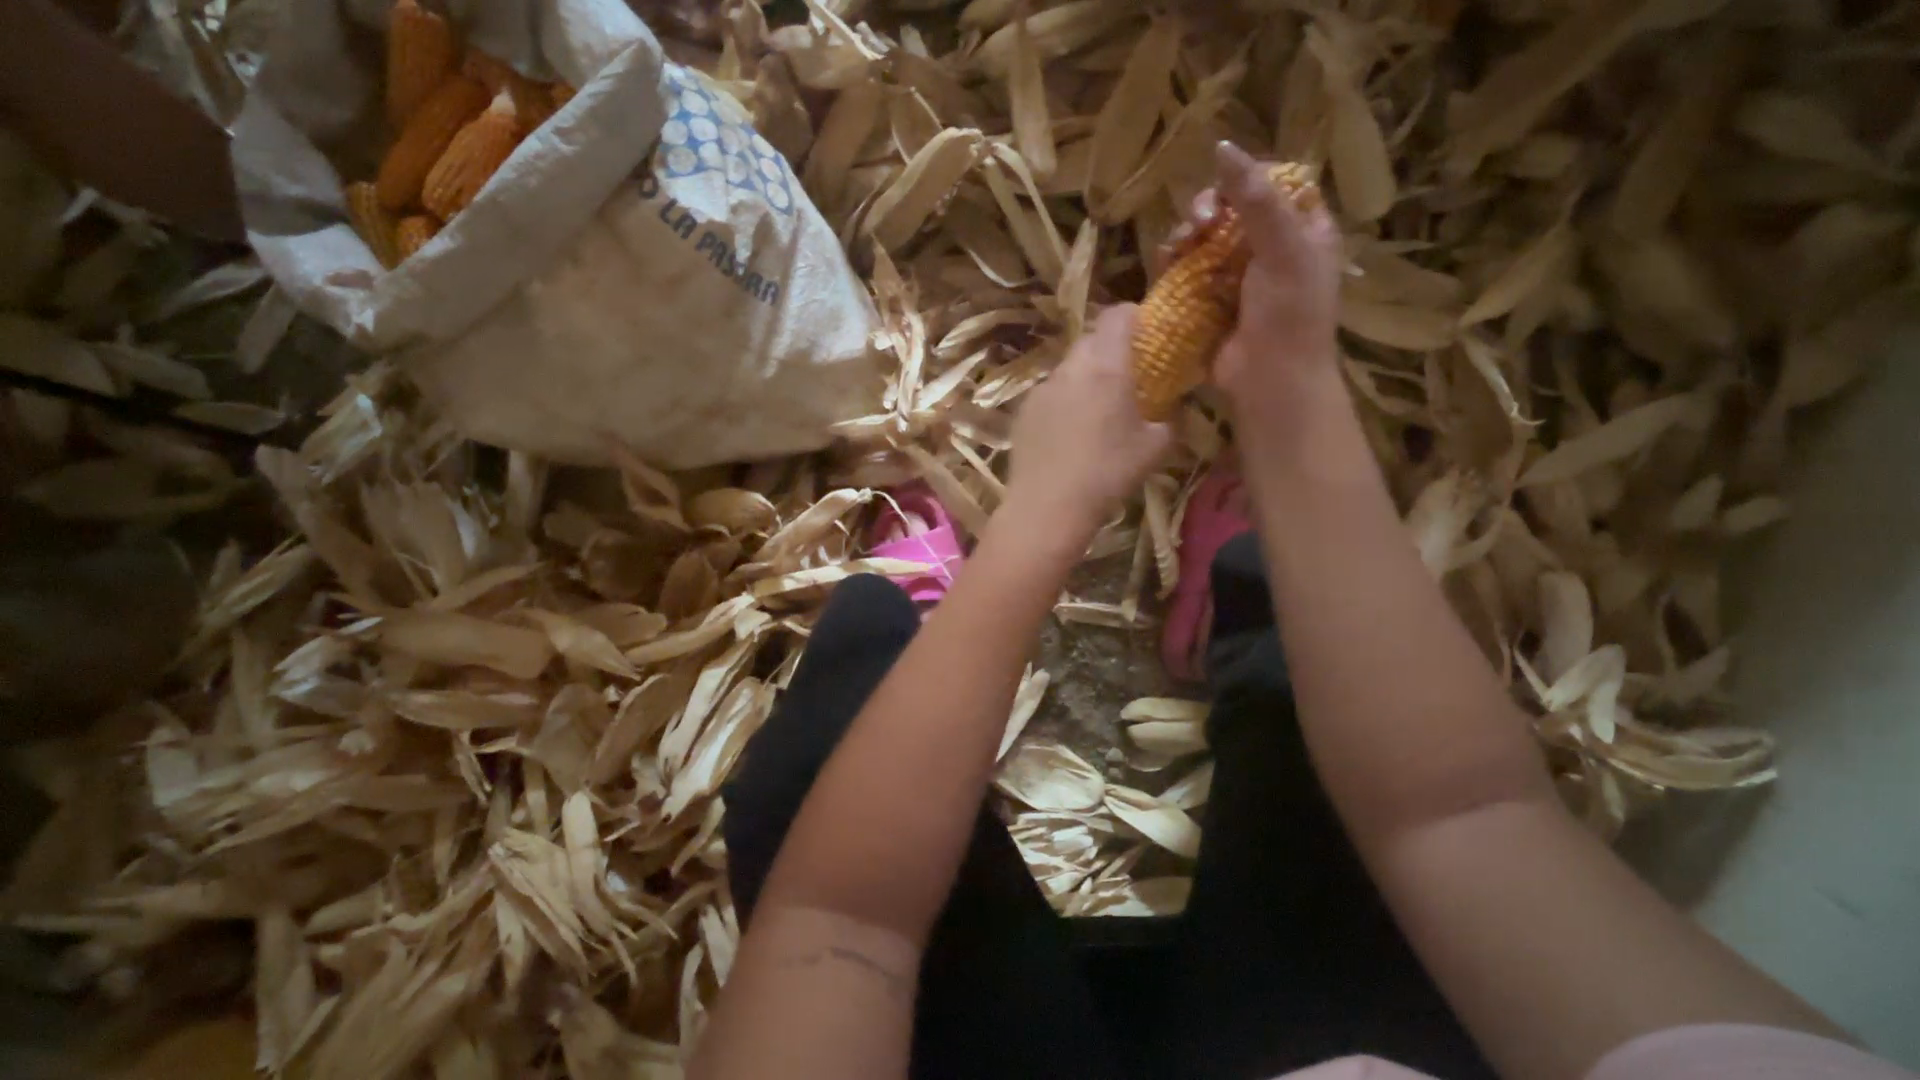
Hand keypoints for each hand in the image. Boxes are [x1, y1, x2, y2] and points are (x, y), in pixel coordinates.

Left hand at [1004, 304, 1172, 538]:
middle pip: (1091, 340)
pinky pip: (1050, 394)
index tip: (1146, 328)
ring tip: (1098, 407)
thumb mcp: (1156, 448)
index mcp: (1107, 366)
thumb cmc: (1109, 473)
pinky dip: (1064, 401)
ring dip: (1085, 376)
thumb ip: (1171, 420)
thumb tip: (1177, 410)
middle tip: (1127, 372)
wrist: (1048, 507)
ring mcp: (1042, 388)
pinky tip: (1070, 432)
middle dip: (1110, 348)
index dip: (1133, 315)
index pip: (1117, 316)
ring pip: (1068, 368)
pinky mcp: (1023, 411)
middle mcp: (1071, 367)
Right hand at [1171, 143, 1343, 423]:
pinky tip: (1166, 264)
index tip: (1226, 187)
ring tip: (1180, 248)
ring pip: (1203, 236)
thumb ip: (1254, 197)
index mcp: (1302, 230)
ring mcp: (1236, 275)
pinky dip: (1173, 262)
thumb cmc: (1289, 313)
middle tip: (1199, 224)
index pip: (1274, 184)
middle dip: (1208, 209)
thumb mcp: (1281, 247)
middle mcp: (1269, 248)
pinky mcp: (1208, 299)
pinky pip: (1185, 268)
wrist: (1270, 381)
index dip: (1246, 179)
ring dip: (1186, 235)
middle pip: (1230, 208)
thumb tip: (1221, 146)